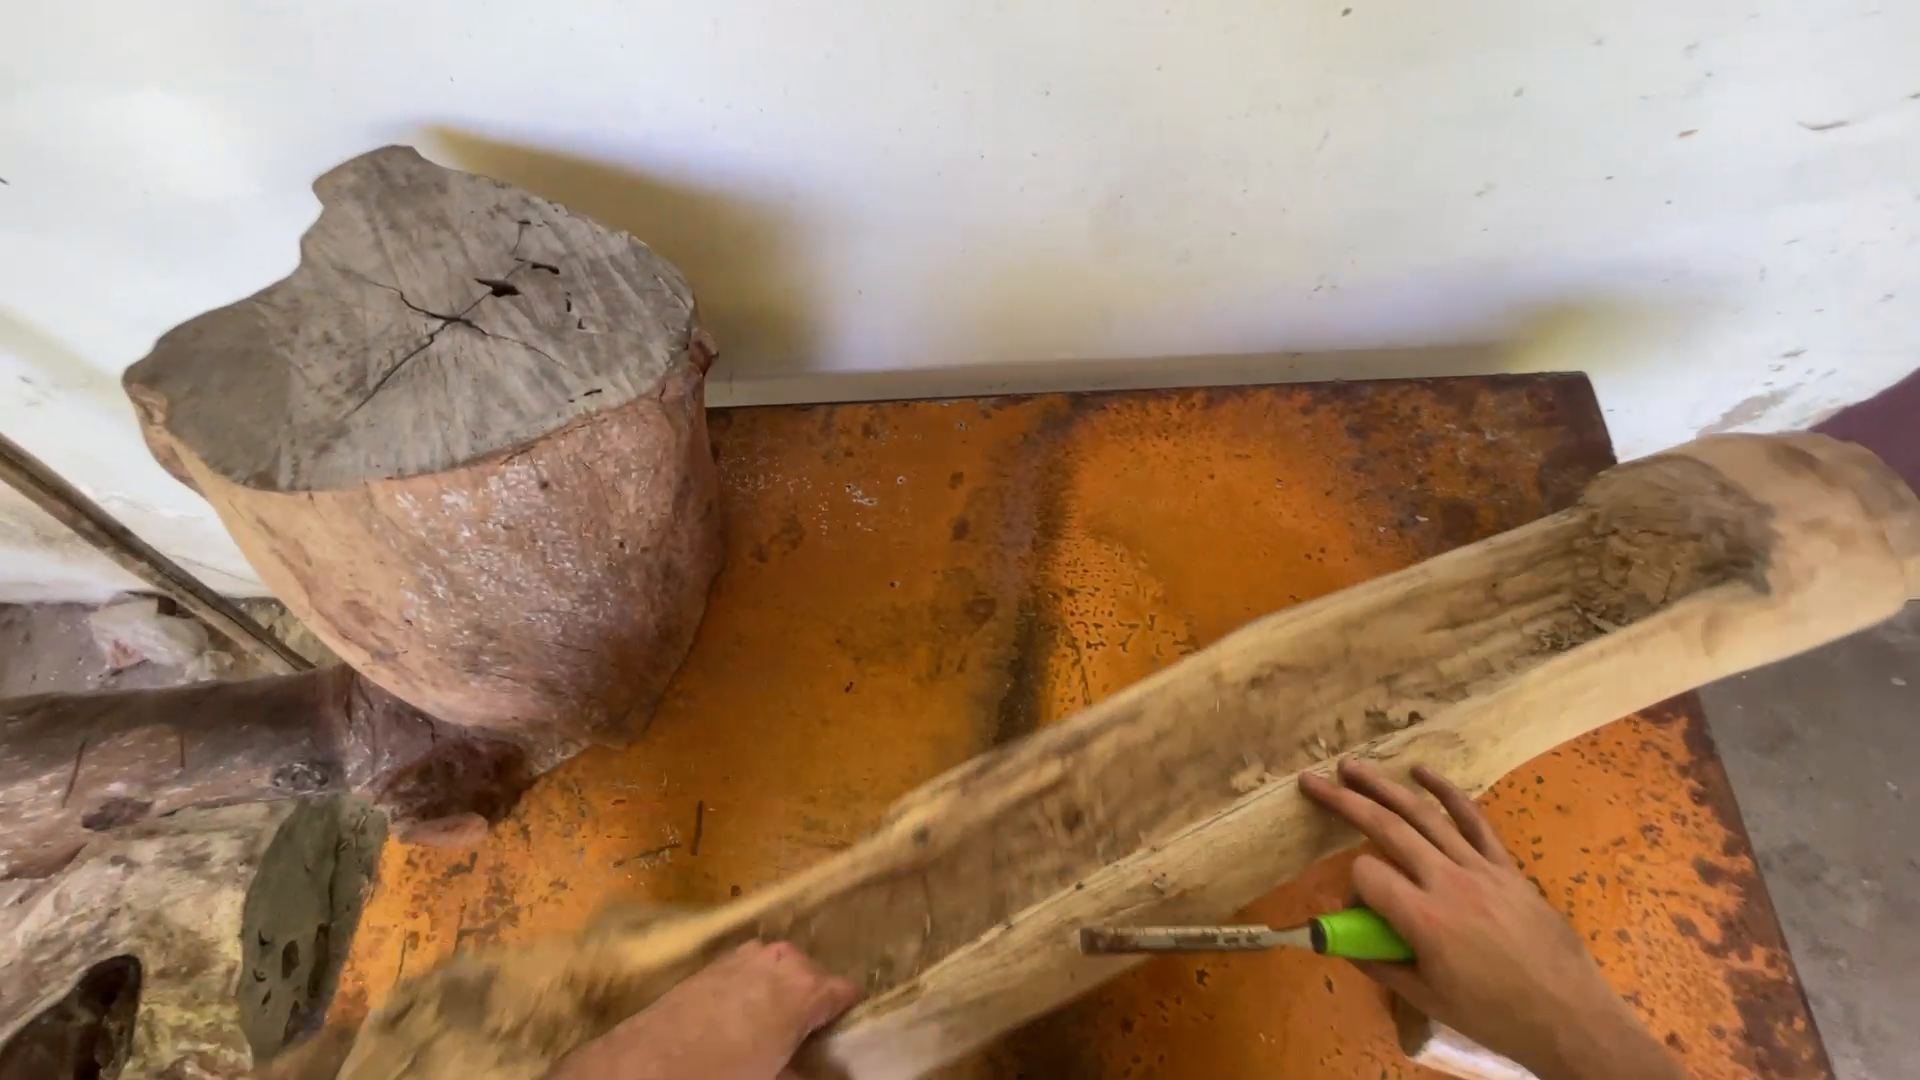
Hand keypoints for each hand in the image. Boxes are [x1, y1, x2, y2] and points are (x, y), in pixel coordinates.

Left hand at [549, 941, 861, 1079]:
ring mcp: (748, 955)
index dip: (850, 1020)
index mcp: (805, 987)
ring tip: (772, 1039)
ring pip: (784, 974)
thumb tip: (824, 1075)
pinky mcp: (719, 961)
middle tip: (807, 1049)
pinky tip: (741, 1026)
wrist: (640, 1069)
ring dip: (785, 1000)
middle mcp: (783, 959)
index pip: (848, 994)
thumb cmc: (719, 1078)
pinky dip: (758, 993)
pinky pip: (755, 973)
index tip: (847, 1043)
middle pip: (816, 980)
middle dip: (816, 1011)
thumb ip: (805, 1076)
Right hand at [1299, 760, 1686, 1079]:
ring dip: (1381, 785)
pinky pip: (1474, 821)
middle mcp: (1447, 882)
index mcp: (1423, 918)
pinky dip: (1446, 792)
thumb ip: (1378, 962)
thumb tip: (1337, 938)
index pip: (1366, 875)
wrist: (1577, 1025)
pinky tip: (1420, 771)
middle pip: (1384, 826)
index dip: (1352, 885)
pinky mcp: (1506, 868)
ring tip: (1350, 766)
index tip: (1359, 906)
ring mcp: (1480, 870)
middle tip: (1311, 780)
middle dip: (1342, 800)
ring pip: (1422, 814)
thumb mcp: (1427, 998)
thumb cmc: (1496, 1017)